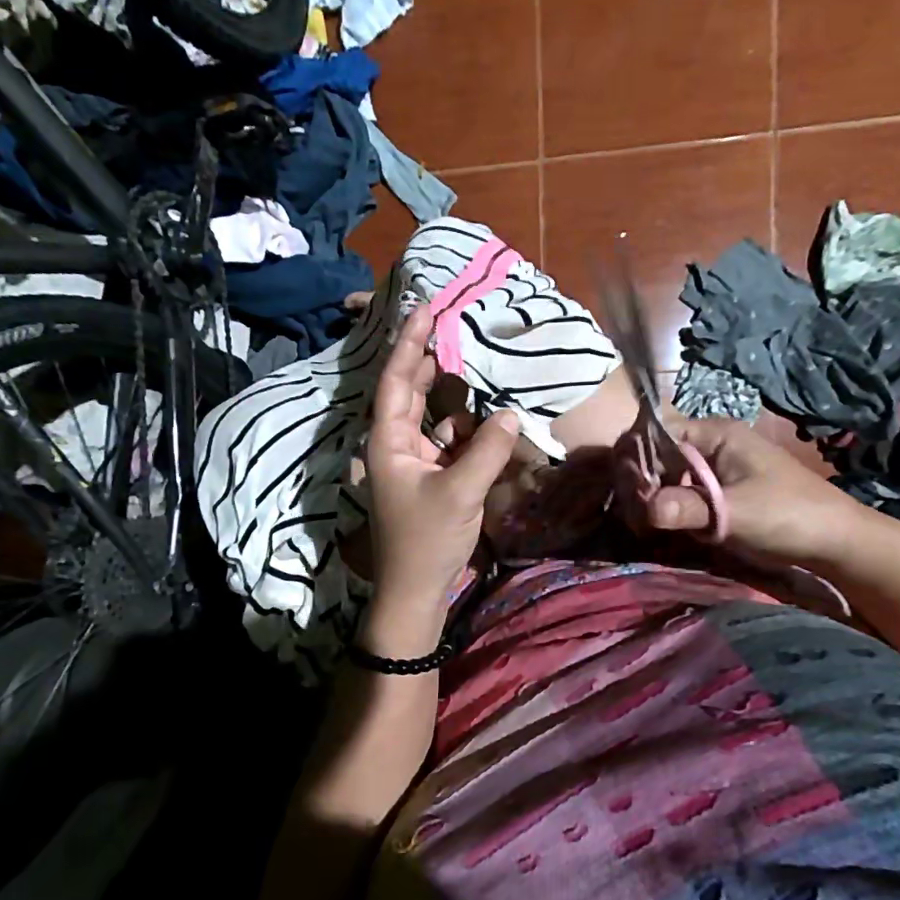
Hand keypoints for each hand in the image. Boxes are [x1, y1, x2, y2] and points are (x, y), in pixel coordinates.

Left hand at [363, 307, 520, 648]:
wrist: (416, 591)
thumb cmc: (426, 540)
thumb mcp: (460, 492)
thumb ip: (487, 449)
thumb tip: (511, 413)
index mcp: (388, 441)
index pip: (397, 380)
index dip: (410, 342)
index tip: (425, 307)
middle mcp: (397, 444)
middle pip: (412, 391)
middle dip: (431, 360)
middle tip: (455, 327)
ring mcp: (414, 462)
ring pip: (434, 418)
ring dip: (456, 398)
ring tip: (482, 371)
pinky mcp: (431, 478)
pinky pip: (449, 443)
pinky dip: (468, 431)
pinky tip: (491, 420)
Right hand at [644, 418, 869, 568]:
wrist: (835, 541)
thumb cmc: (788, 515)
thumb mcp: (736, 512)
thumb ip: (690, 507)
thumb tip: (646, 508)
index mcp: (716, 434)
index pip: (658, 433)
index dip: (637, 458)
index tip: (627, 491)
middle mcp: (713, 444)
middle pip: (660, 454)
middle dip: (643, 481)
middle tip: (632, 514)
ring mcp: (717, 468)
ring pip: (670, 476)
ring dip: (655, 497)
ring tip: (642, 523)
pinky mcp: (721, 492)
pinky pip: (684, 493)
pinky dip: (671, 507)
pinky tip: (662, 527)